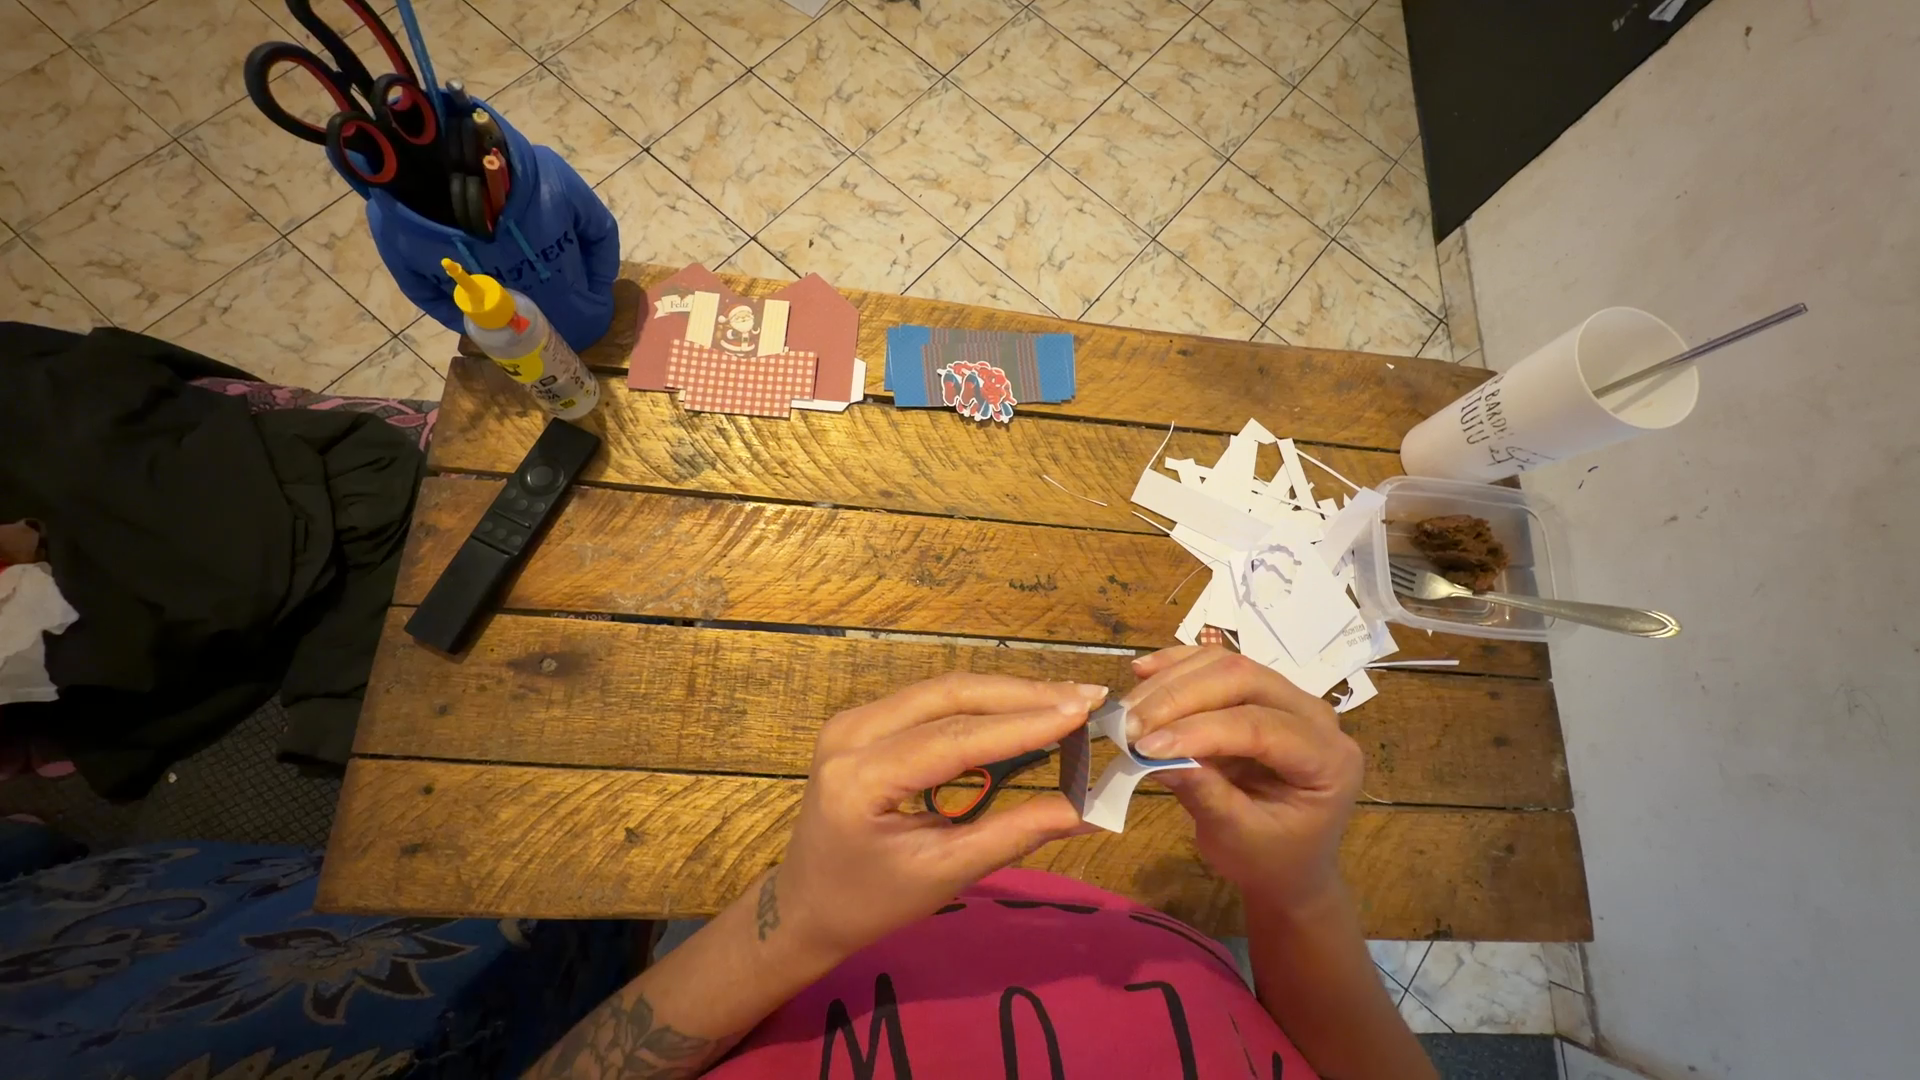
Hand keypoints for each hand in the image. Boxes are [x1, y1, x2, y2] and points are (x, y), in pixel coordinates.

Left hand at [772, 673, 1105, 958]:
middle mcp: (851, 732)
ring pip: (943, 689)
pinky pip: (931, 699)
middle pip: (949, 695)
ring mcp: (853, 719)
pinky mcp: (863, 719)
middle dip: (1022, 694)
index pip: (955, 737)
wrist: (804, 903)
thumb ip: (1012, 835)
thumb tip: (1085, 810)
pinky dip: (981, 702)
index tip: (1082, 711)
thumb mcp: (943, 874)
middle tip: (1086, 697)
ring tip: (1065, 699)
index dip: (1023, 722)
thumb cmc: (870, 902)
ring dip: (1006, 693)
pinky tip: (1021, 705)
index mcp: (861, 778)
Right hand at [1124, 646, 1362, 912]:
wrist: (1287, 865)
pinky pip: (1213, 663)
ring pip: (1224, 663)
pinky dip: (1175, 665)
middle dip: (1179, 697)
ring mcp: (1286, 696)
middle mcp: (1315, 716)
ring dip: (1170, 680)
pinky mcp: (1256, 690)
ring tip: (1127, 709)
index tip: (1144, 746)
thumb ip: (1204, 794)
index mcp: (1328, 759)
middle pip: (1243, 678)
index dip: (1198, 731)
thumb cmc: (1270, 858)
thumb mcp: (1238, 838)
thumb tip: (1151, 756)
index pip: (1259, 726)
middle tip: (1129, 724)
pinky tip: (1142, 672)